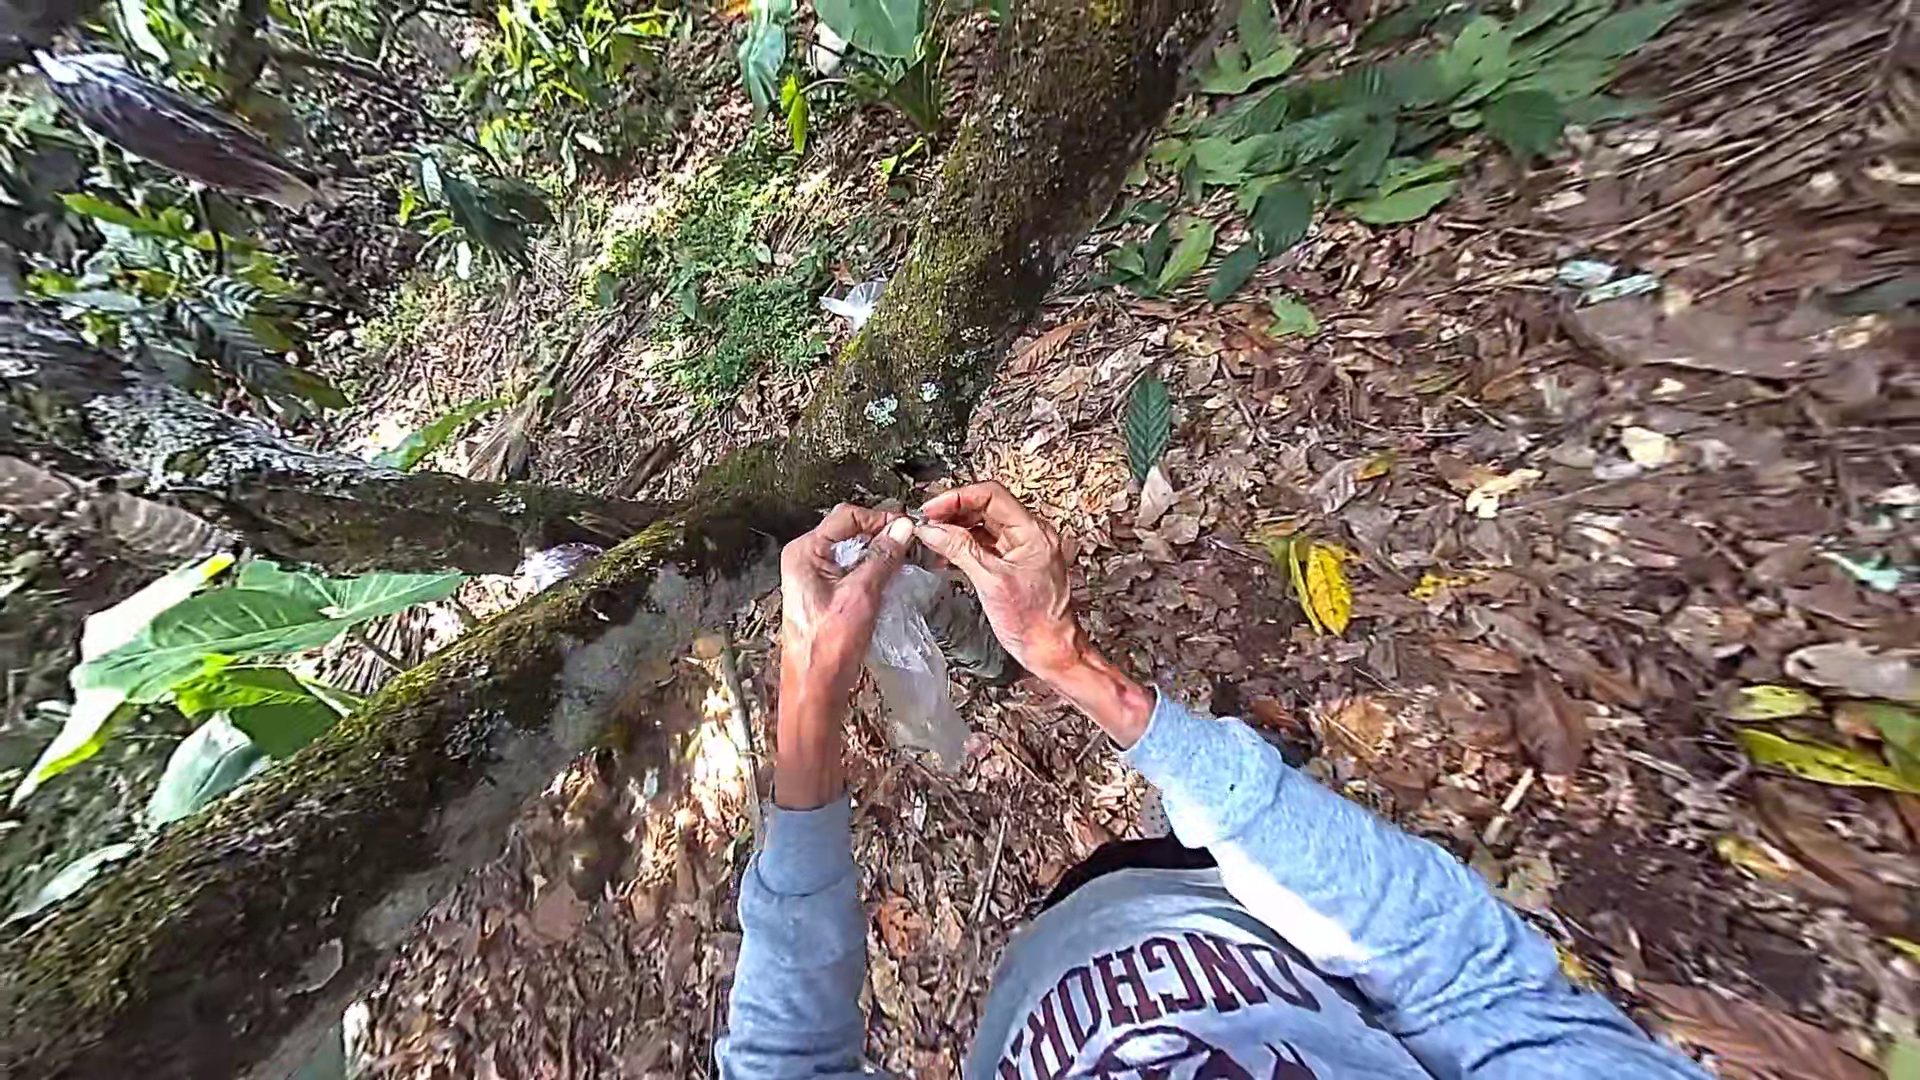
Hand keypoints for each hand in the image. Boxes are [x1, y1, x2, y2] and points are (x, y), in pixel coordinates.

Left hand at [776, 506, 914, 807]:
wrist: (814, 691)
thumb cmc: (830, 646)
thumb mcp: (861, 595)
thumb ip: (882, 557)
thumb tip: (903, 527)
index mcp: (804, 552)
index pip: (847, 517)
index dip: (880, 518)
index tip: (908, 526)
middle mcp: (806, 559)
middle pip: (850, 531)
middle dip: (883, 534)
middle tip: (913, 542)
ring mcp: (815, 577)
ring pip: (855, 552)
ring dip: (882, 553)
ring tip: (910, 559)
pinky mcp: (825, 593)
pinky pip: (853, 570)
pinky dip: (875, 570)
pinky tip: (895, 576)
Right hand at [912, 482, 1076, 677]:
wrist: (1050, 649)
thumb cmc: (1032, 622)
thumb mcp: (990, 582)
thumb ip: (959, 550)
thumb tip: (931, 530)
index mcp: (1033, 532)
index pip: (991, 495)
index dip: (957, 498)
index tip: (932, 509)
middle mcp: (1031, 534)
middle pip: (986, 506)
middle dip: (954, 511)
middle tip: (927, 522)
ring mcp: (1023, 547)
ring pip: (984, 523)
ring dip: (957, 527)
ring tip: (933, 537)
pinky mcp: (1015, 561)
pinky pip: (987, 542)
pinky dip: (965, 543)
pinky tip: (947, 552)